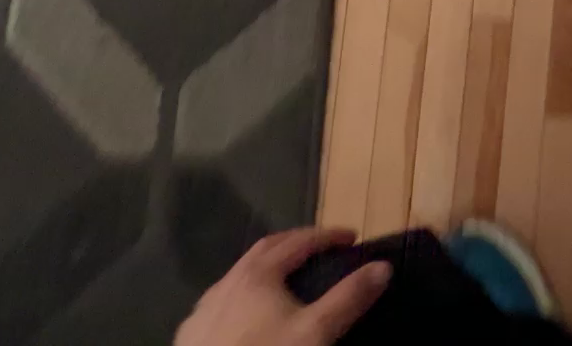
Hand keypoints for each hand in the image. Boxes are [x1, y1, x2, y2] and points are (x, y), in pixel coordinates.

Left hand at [174, 228, 391, 345]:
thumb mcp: (315, 335)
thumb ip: (349, 298)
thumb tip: (383, 266)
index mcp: (258, 274)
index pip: (300, 241)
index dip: (328, 236)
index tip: (352, 238)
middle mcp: (227, 283)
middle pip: (265, 249)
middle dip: (296, 242)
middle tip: (322, 247)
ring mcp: (202, 312)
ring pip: (238, 275)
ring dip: (266, 266)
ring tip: (286, 278)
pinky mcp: (188, 340)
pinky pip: (219, 303)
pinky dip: (242, 295)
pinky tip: (245, 316)